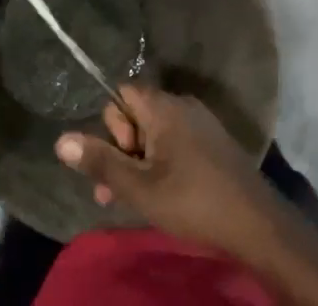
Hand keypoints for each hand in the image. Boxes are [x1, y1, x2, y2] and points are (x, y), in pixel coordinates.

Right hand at [54, 86, 284, 257]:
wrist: (257, 224)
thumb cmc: (192, 201)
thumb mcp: (139, 187)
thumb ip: (100, 162)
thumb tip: (60, 140)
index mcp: (164, 107)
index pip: (122, 94)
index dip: (112, 126)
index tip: (118, 158)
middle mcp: (183, 105)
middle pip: (137, 114)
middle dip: (122, 149)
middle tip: (119, 189)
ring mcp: (202, 124)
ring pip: (156, 134)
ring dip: (140, 162)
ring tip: (135, 200)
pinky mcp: (214, 144)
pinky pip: (177, 143)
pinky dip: (163, 163)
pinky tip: (163, 195)